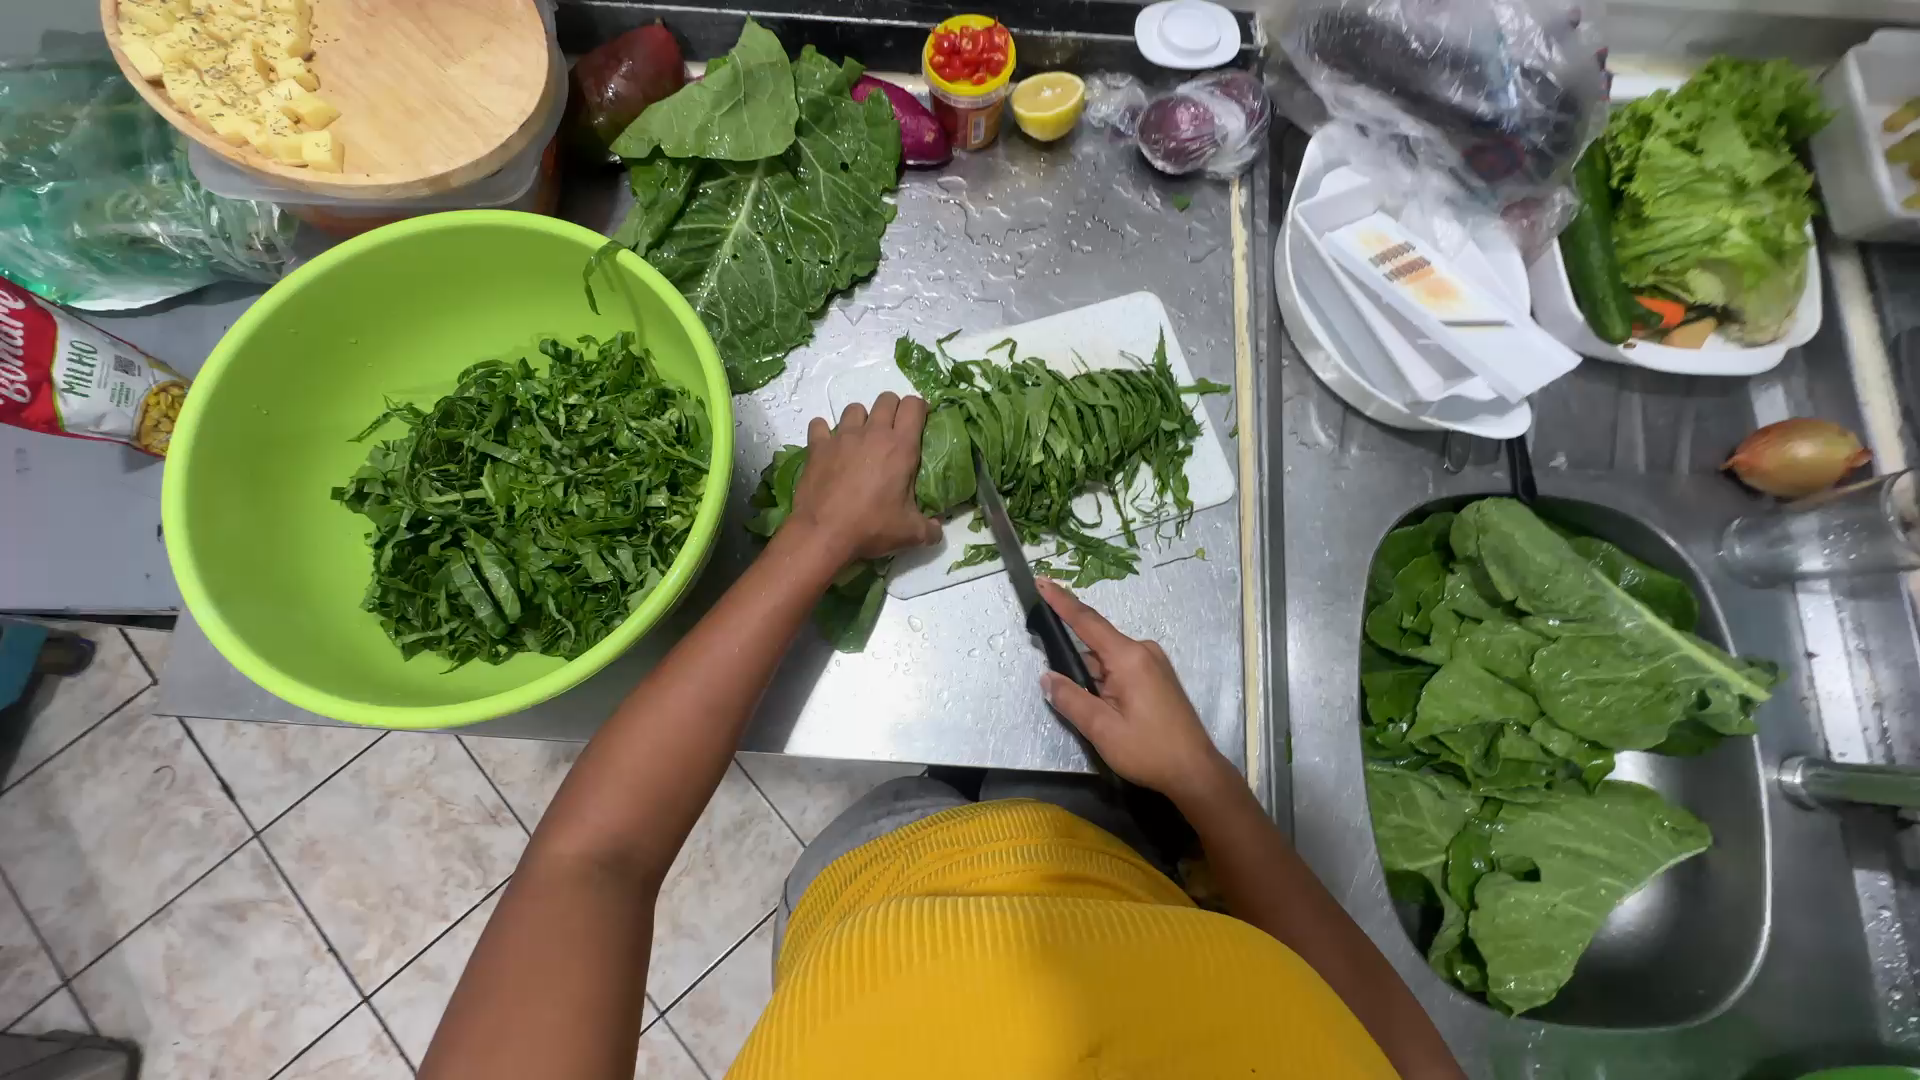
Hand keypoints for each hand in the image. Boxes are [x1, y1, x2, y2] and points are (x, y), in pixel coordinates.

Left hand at [787, 393, 942, 565]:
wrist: (823, 533)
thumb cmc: (871, 528)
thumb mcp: (910, 533)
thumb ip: (930, 529)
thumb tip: (938, 530)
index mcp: (900, 447)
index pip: (914, 406)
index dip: (920, 409)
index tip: (921, 423)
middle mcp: (872, 433)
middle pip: (886, 399)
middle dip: (893, 410)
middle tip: (894, 433)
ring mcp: (842, 437)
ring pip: (855, 409)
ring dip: (861, 419)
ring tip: (862, 440)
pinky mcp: (817, 447)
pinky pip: (820, 425)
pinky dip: (825, 432)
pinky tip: (829, 446)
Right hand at [1037, 578, 1233, 803]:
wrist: (1196, 772)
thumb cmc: (1149, 750)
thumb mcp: (1102, 729)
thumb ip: (1070, 699)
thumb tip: (1047, 677)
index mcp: (1129, 657)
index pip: (1087, 621)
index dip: (1061, 601)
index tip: (1042, 581)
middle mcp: (1143, 651)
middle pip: (1096, 644)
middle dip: (1074, 661)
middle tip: (1059, 686)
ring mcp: (1153, 663)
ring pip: (1107, 661)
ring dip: (1091, 678)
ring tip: (1092, 714)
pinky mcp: (1158, 677)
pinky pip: (1121, 669)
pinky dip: (1105, 682)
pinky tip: (1104, 709)